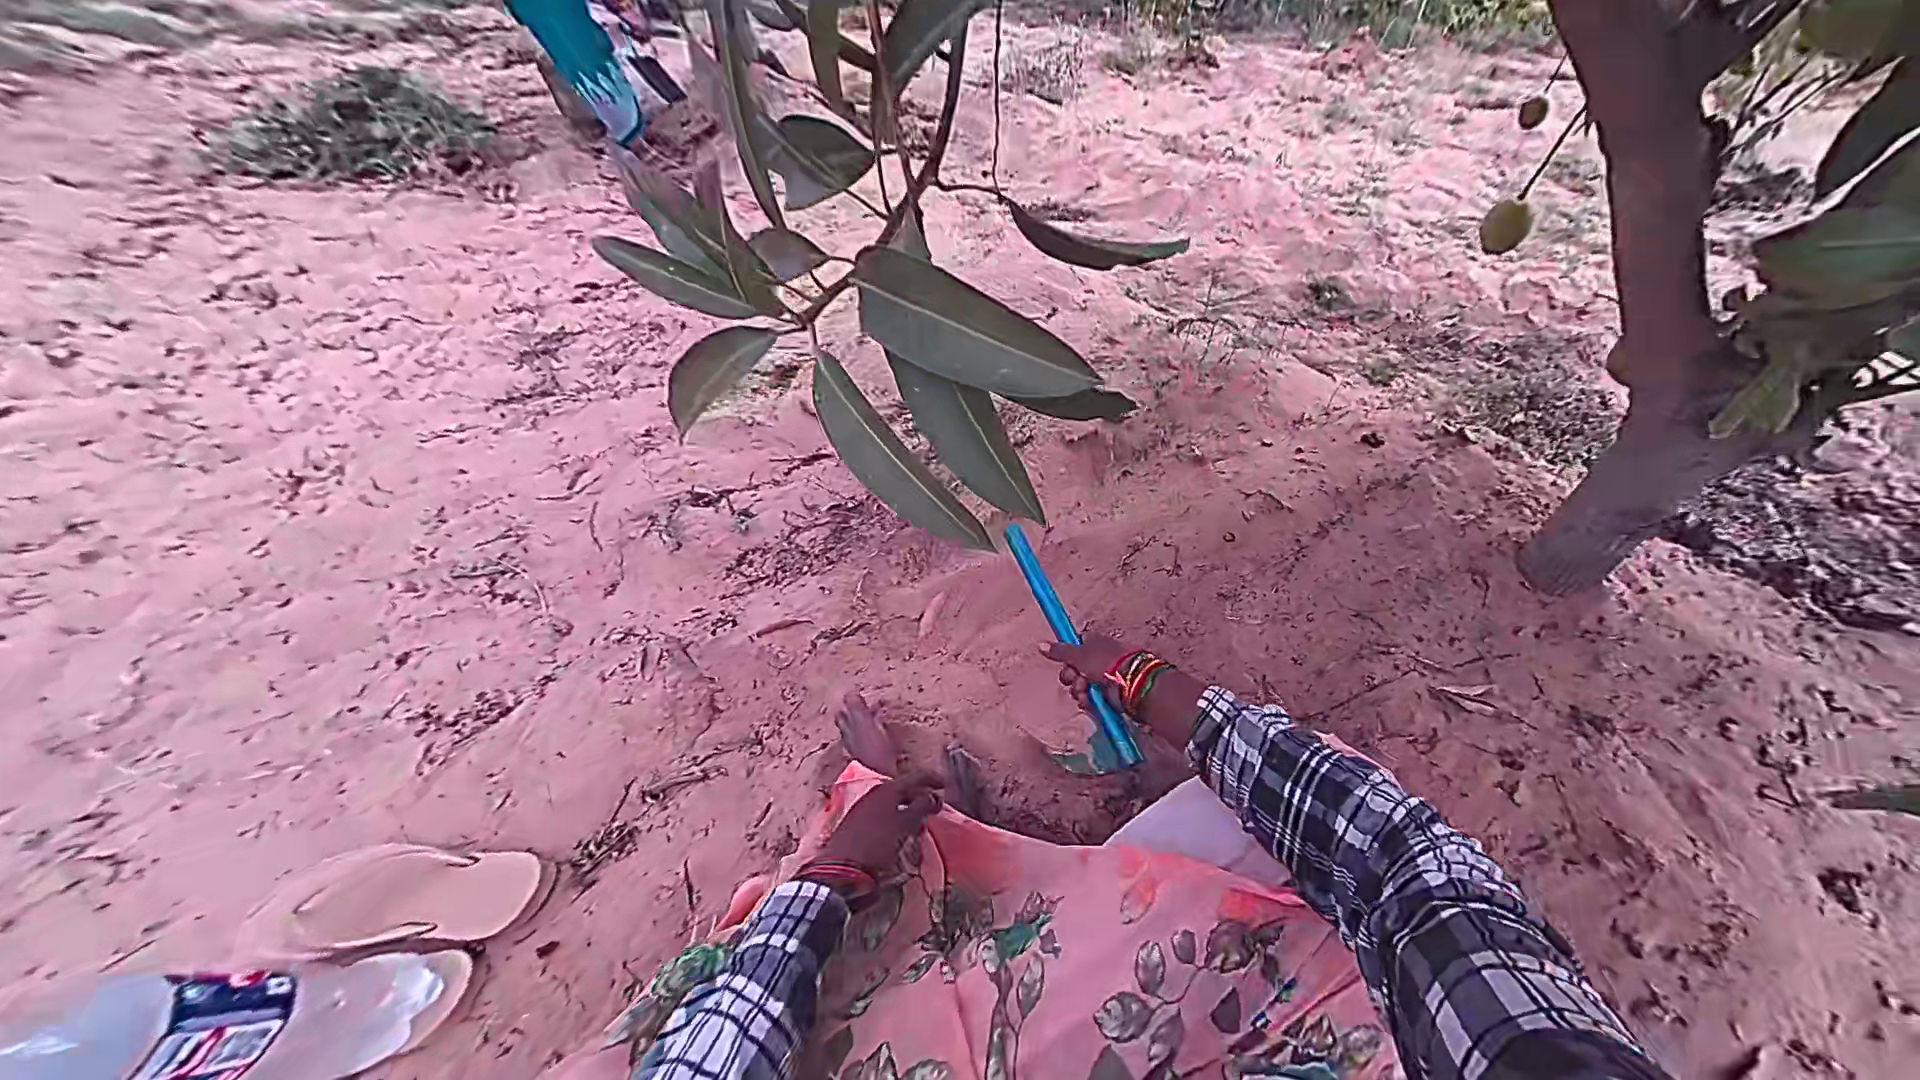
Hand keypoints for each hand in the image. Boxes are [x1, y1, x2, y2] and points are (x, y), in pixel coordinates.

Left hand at [816, 772, 943, 872]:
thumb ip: (922, 807)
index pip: (915, 777)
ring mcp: (866, 809)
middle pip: (904, 789)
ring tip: (923, 821)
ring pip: (894, 802)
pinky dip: (899, 818)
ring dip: (910, 809)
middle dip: (921, 795)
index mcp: (887, 790)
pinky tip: (903, 832)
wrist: (840, 869)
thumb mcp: (904, 825)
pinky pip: (886, 814)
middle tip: (936, 805)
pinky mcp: (859, 824)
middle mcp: (875, 794)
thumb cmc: (876, 843)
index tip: (945, 784)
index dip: (932, 779)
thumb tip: (935, 796)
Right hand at [1041, 635, 1137, 712]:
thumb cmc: (1106, 662)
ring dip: (1079, 690)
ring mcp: (1103, 677)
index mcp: (1093, 643)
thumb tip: (1040, 645)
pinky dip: (1088, 700)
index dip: (1067, 657)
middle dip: (1071, 677)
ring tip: (1085, 691)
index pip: (1074, 647)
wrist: (1133, 683)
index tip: (1066, 663)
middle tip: (1075, 679)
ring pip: (1080, 685)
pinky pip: (1090, 698)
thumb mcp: (1079, 655)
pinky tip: (1090, 701)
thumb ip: (1059, 652)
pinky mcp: (1107, 695)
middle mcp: (1098, 659)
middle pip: (1074, 668)